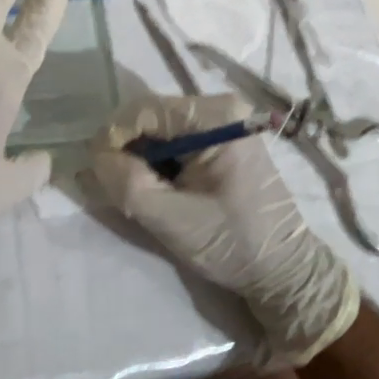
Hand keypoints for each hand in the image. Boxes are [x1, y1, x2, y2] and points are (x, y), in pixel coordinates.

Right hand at [91, 95, 360, 364]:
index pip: (145, 109)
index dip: (113, 136)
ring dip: (142, 157)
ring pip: (160, 128)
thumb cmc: (232, 244)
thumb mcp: (172, 220)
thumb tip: (95, 156)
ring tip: (140, 192)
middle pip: (152, 116)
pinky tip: (161, 189)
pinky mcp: (222, 139)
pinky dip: (160, 162)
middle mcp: (222, 106)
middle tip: (117, 187)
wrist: (284, 272)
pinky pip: (176, 139)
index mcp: (216, 116)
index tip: (97, 170)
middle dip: (128, 149)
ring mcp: (224, 121)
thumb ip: (128, 184)